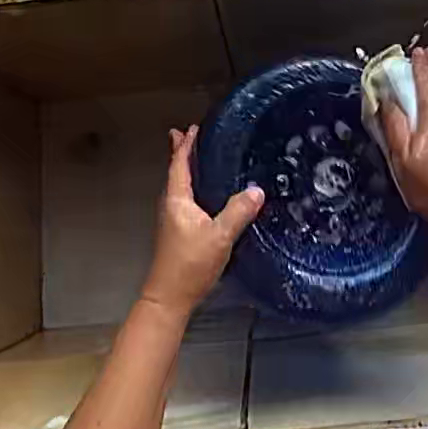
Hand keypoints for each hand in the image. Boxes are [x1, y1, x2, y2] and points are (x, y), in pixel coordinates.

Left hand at [142, 125, 263, 317]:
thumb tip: (257, 190)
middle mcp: (172, 207)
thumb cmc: (189, 265)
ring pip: (180, 187)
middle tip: (185, 135)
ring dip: (187, 170)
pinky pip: (186, 200)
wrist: (170, 299)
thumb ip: (238, 212)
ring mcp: (174, 220)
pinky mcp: (179, 232)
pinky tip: (205, 194)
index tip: (190, 129)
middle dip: (182, 154)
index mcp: (177, 201)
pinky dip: (193, 187)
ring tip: (196, 158)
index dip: (184, 147)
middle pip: (176, 173)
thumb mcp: (219, 236)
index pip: (179, 166)